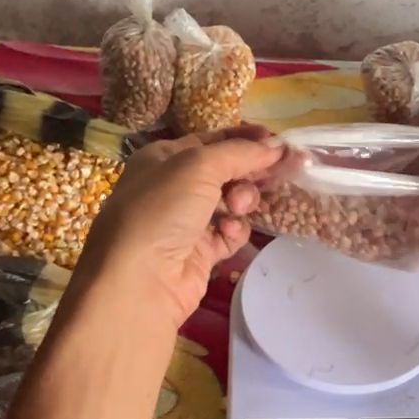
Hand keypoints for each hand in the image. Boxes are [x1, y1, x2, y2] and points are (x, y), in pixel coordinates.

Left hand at [75, 127, 284, 328]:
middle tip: (275, 174)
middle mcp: (173, 187)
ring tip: (238, 207)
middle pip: (226, 171)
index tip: (277, 142)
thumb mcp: (199, 166)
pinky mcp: (201, 252)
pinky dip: (235, 230)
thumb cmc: (162, 209)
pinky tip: (229, 231)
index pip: (211, 140)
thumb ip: (241, 152)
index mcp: (163, 158)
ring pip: (232, 202)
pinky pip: (230, 232)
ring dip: (242, 200)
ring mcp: (187, 221)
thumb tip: (277, 146)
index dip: (244, 138)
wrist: (140, 280)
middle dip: (249, 172)